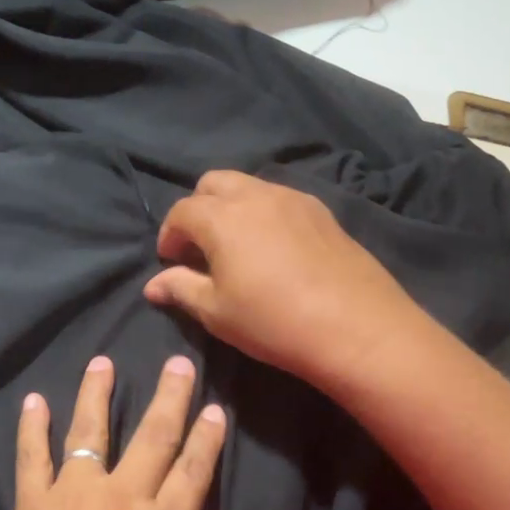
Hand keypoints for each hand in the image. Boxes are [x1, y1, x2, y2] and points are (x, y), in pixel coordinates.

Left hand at [0, 354, 240, 509]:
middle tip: (178, 362)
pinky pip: (32, 456)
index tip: (216, 408)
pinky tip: (35, 400)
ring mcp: (74, 495)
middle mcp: (122, 498)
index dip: (207, 437)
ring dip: (97, 393)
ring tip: (103, 362)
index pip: (194, 469)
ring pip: (90, 431)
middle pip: (152, 436)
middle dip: (169, 396)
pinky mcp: (34, 503)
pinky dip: (32, 427)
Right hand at [143, 170, 428, 388]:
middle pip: (213, 183)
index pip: (181, 211)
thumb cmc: (273, 322)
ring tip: (236, 247)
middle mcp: (255, 195)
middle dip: (198, 209)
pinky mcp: (322, 211)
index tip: (170, 262)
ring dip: (232, 207)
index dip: (169, 235)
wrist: (355, 326)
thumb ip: (181, 289)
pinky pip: (280, 199)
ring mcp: (293, 198)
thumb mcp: (217, 312)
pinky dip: (264, 213)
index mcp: (222, 217)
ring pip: (249, 186)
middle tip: (200, 247)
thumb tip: (153, 285)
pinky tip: (273, 248)